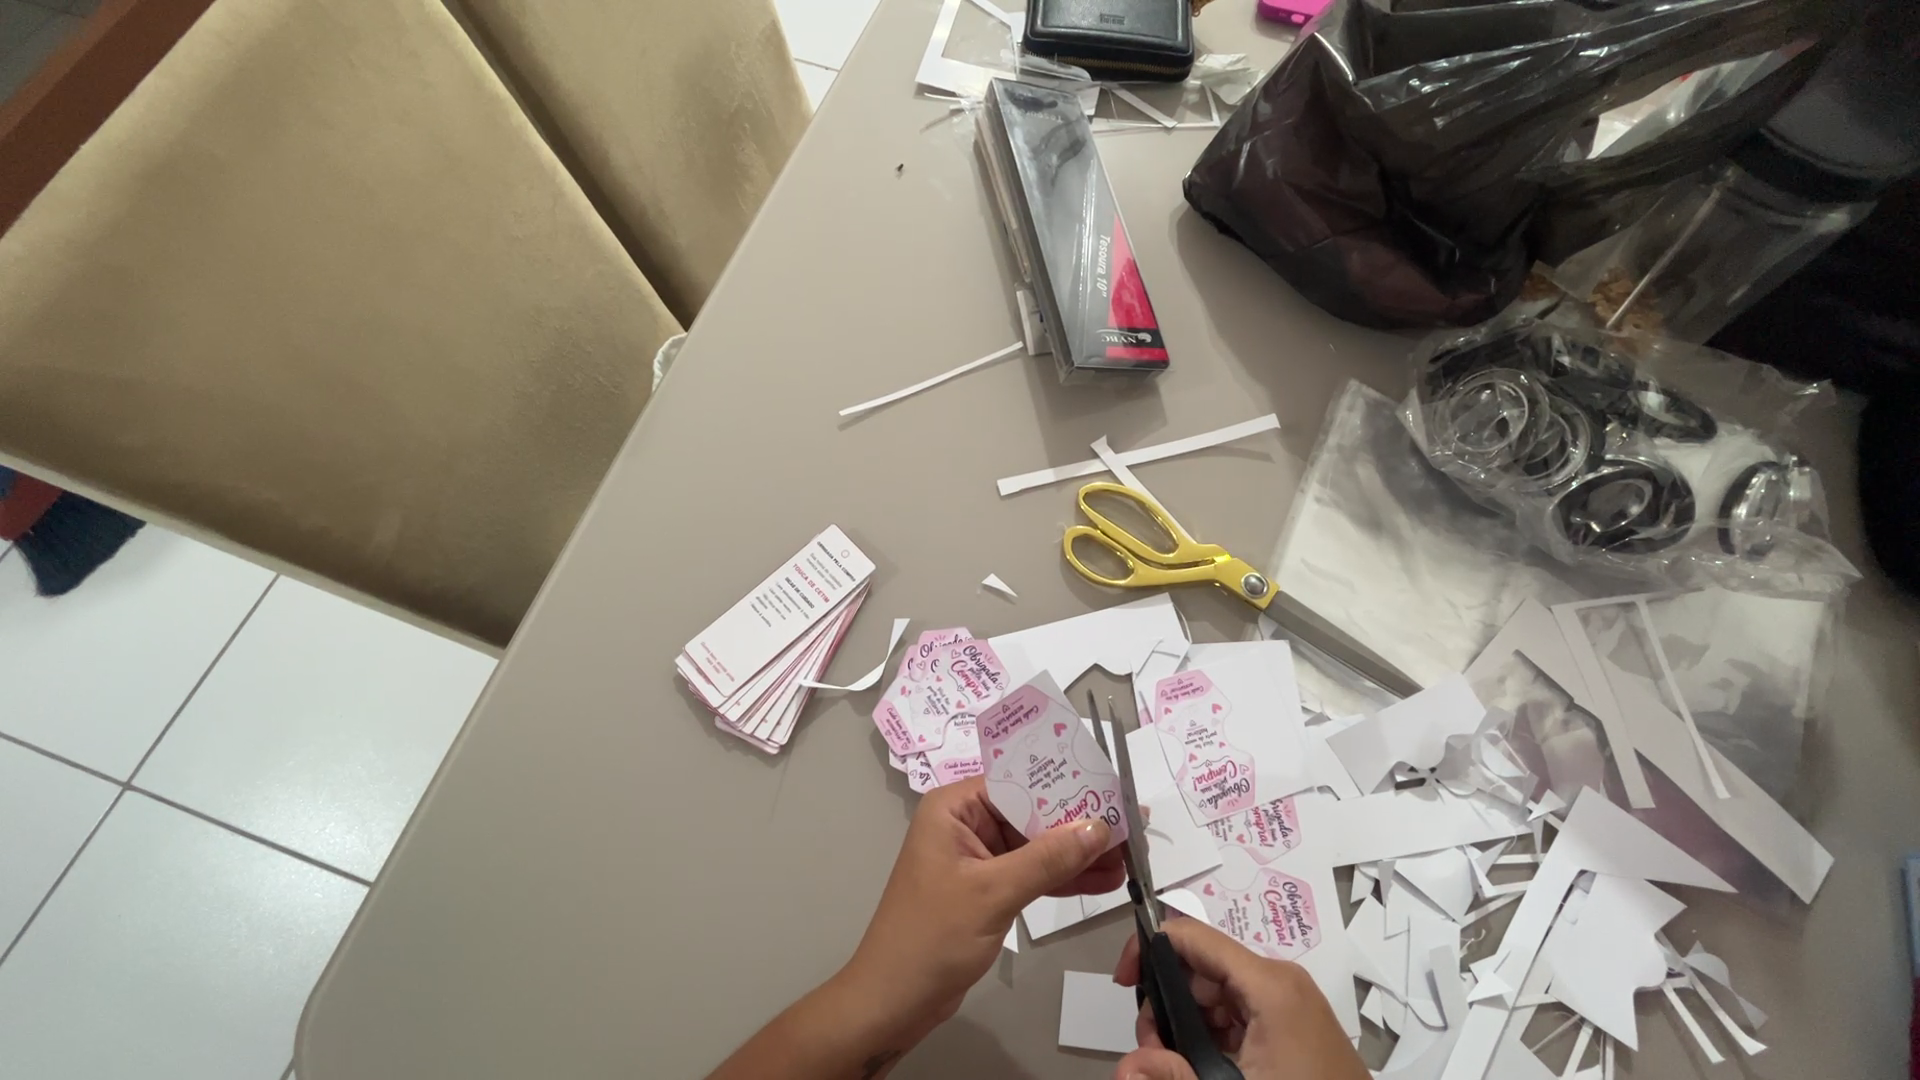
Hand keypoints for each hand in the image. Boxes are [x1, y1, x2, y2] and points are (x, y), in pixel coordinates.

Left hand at [839, 777, 1125, 1043]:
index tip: (1110, 789)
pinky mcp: (988, 888)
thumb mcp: (993, 893)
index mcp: (954, 808)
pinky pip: (1032, 873)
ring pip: (1036, 844)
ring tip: (1128, 856)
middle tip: (1130, 825)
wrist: (893, 1002)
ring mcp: (977, 857)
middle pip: (1031, 812)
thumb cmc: (931, 937)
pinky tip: (1102, 879)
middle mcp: (965, 824)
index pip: (1017, 782)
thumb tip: (1097, 827)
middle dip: (1078, 822)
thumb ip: (1047, 859)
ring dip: (1077, 853)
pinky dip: (1063, 878)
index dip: (1064, 784)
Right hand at [1110, 916, 1368, 1079]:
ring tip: (1175, 1065)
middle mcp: (1279, 980)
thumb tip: (1123, 1068)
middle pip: (1200, 966)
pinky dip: (1212, 1035)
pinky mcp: (1294, 1025)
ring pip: (1215, 991)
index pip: (1192, 935)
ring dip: (1186, 1023)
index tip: (1123, 983)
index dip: (1149, 948)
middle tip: (1152, 1050)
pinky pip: (1238, 1012)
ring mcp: (1290, 1002)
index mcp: (1268, 983)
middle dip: (1166, 1001)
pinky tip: (1203, 1067)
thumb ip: (1174, 1076)